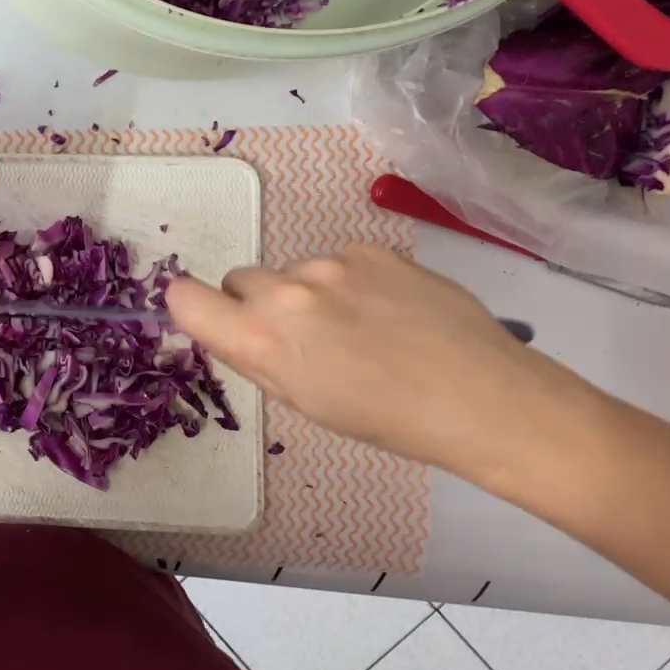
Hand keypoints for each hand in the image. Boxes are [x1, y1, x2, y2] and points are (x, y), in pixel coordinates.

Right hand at [166, 246, 578, 469]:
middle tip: (303, 338)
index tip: (218, 322)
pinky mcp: (370, 250)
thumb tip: (225, 326)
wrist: (486, 400)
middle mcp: (285, 290)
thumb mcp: (299, 400)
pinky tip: (388, 311)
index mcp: (259, 337)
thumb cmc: (384, 419)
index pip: (184, 296)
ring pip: (292, 272)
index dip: (193, 307)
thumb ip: (252, 356)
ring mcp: (330, 264)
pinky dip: (349, 282)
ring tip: (360, 328)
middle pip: (239, 280)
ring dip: (308, 294)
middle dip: (257, 304)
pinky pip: (336, 261)